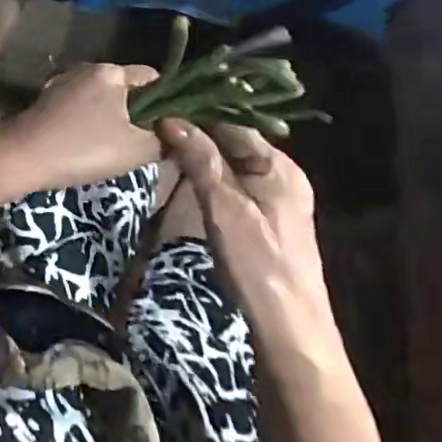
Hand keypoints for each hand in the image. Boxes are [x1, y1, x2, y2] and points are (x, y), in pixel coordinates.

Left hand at [0, 63, 161, 200]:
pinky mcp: (50, 99)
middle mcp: (87, 68)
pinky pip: (84, 107)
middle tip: (151, 144)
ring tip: (123, 150)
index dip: (170, 102)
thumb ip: (166, 139)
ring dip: (117, 120)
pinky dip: (94, 123)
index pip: (154, 78)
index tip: (175, 129)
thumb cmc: (84, 147)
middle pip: (128, 89)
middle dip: (142, 114)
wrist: (23, 155)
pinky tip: (93, 147)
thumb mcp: (137, 149)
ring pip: (105, 99)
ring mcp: (65, 82)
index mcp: (111, 71)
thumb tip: (176, 134)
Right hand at [159, 121, 334, 342]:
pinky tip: (183, 172)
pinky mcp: (267, 213)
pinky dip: (208, 171)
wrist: (289, 329)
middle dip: (193, 132)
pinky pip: (233, 177)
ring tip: (160, 144)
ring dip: (198, 152)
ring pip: (229, 158)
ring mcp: (276, 193)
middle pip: (230, 138)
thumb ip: (200, 159)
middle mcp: (282, 172)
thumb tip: (170, 118)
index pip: (229, 122)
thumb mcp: (222, 207)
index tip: (156, 111)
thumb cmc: (257, 264)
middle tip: (152, 128)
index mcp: (279, 165)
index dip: (193, 116)